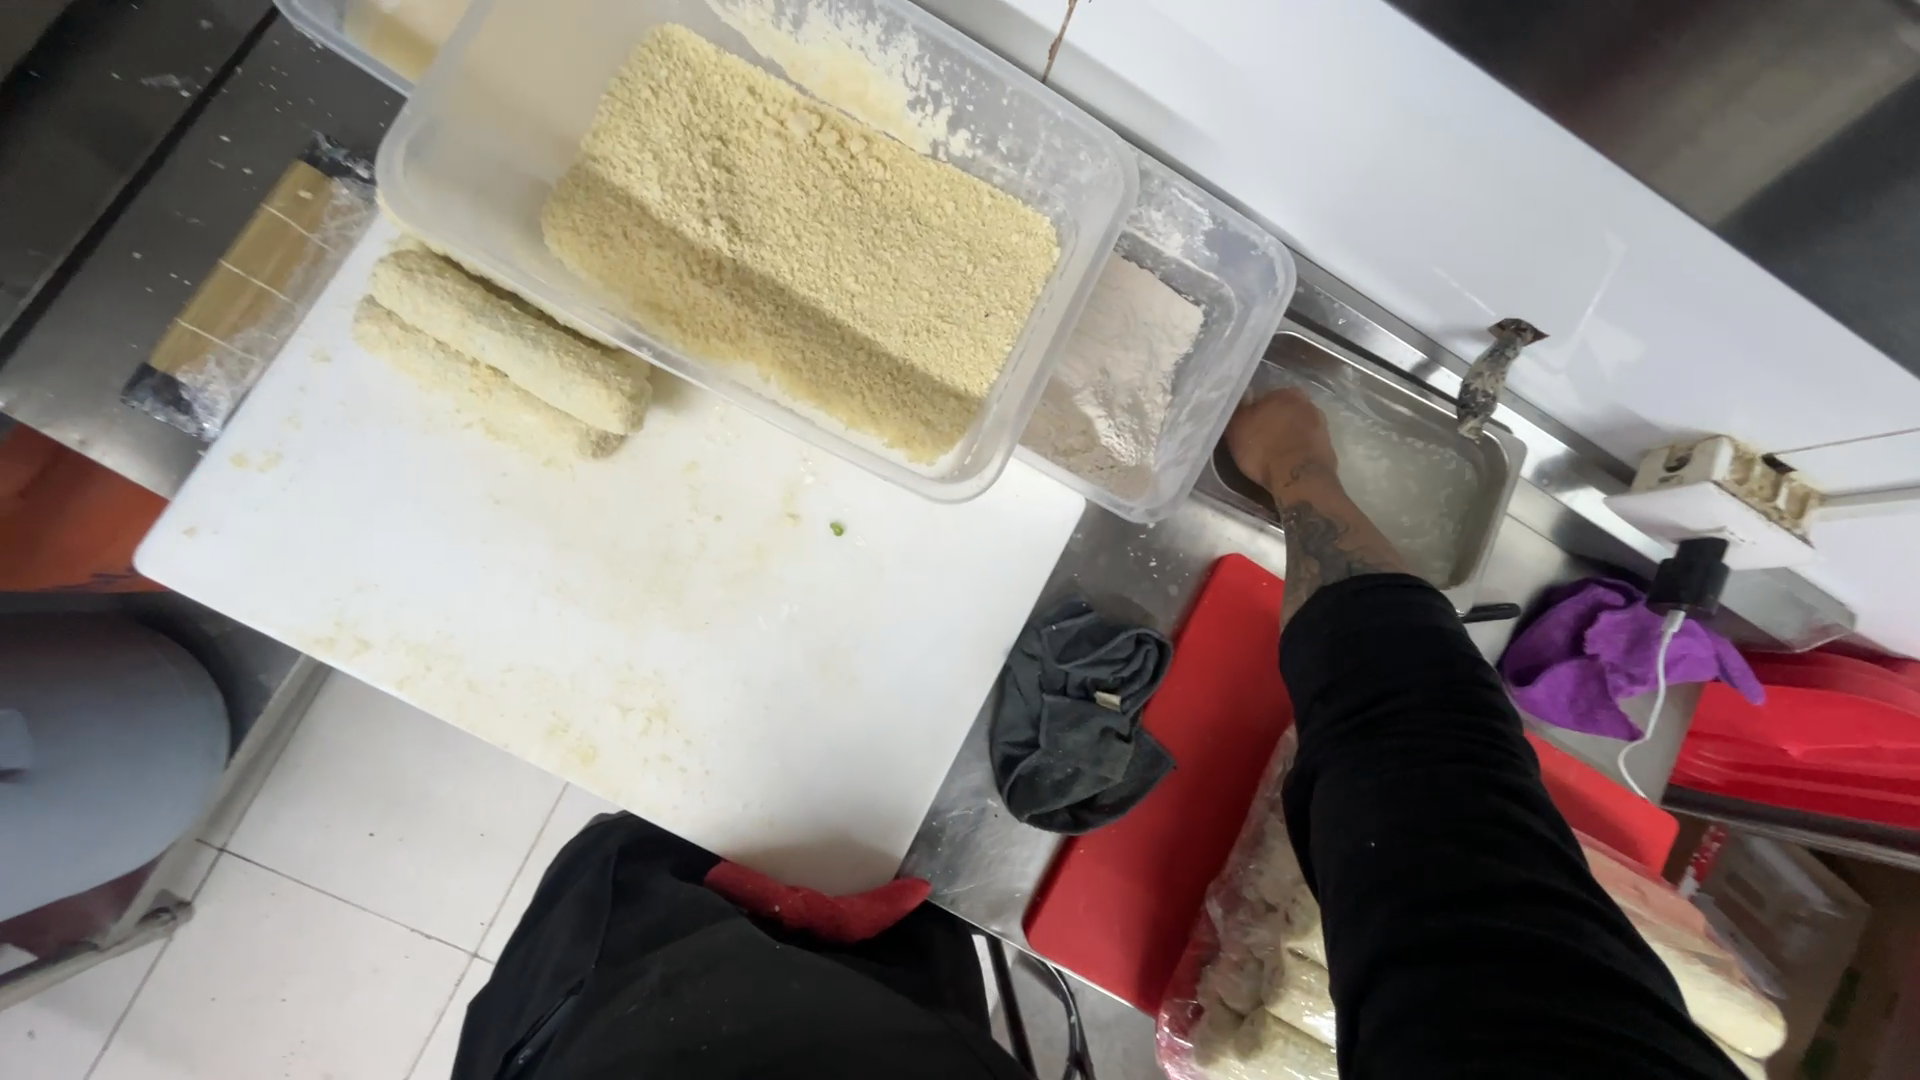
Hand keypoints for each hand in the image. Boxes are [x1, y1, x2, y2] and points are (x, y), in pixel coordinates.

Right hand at [1224, 388, 1338, 497]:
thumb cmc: (1263, 448)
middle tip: (1260, 440)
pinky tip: (1288, 464)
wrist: (1298, 478)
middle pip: (1285, 411)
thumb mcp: (1237, 428)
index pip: (1266, 398)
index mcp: (1285, 393)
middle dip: (1275, 422)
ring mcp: (1322, 425)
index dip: (1255, 413)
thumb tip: (1245, 397)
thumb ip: (1240, 409)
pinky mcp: (1328, 447)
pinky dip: (1298, 451)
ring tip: (1274, 454)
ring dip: (1288, 436)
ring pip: (1298, 427)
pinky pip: (1307, 445)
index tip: (1248, 427)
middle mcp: (1307, 403)